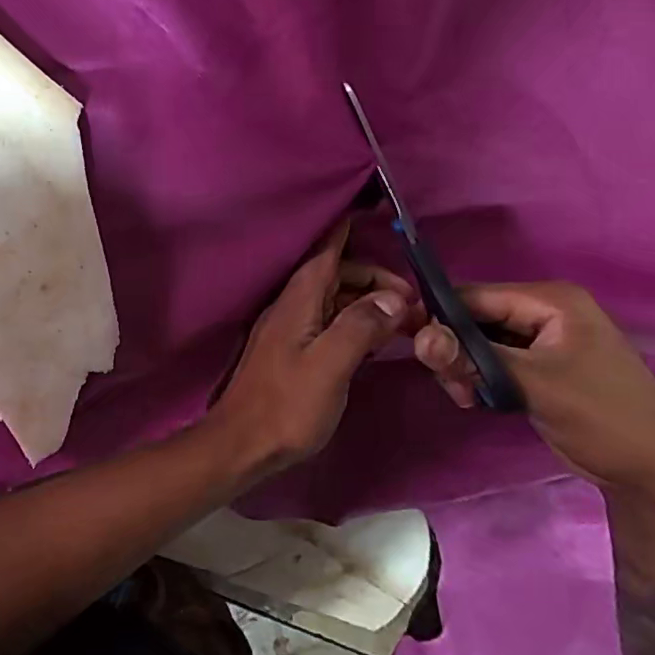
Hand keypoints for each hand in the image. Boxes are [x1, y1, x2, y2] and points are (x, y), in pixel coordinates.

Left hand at [206, 219, 420, 475]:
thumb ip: (360, 327)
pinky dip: (354, 323)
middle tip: (412, 302)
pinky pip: (329, 322)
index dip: (348, 229)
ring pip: (334, 300)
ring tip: (403, 321)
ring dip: (367, 303)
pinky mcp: (292, 352)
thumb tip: (393, 297)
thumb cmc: (287, 405)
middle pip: (336, 275)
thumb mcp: (331, 365)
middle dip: (374, 278)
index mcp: (299, 300)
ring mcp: (289, 329)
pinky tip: (374, 341)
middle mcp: (292, 306)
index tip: (375, 210)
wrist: (242, 445)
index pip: (325, 251)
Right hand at [413, 281, 654, 496]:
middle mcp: (544, 311)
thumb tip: (417, 336)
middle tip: (454, 385)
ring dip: (464, 368)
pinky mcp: (537, 367)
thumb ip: (471, 355)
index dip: (440, 317)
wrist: (654, 473)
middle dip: (454, 350)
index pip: (474, 295)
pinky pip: (491, 361)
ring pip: (477, 341)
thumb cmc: (600, 415)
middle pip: (473, 318)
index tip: (415, 347)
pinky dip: (478, 378)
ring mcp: (542, 340)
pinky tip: (477, 399)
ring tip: (468, 397)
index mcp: (551, 299)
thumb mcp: (531, 382)